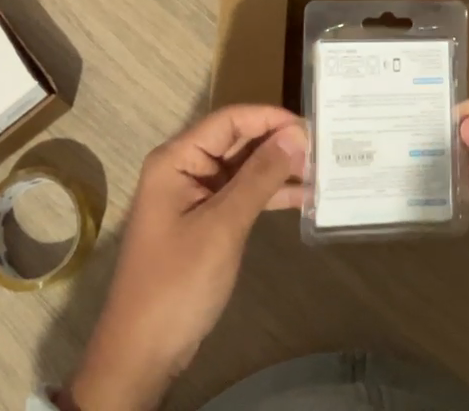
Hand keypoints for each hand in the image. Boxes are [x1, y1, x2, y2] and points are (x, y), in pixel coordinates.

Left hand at [67, 105, 305, 410]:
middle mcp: (183, 169)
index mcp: (176, 159)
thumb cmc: (178, 282)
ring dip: (278, 169)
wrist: (143, 350)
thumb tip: (295, 135)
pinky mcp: (204, 221)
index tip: (312, 128)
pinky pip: (240, 194)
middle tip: (325, 149)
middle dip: (278, 142)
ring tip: (322, 172)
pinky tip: (302, 198)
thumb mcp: (223, 225)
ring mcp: (194, 195)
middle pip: (237, 140)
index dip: (270, 118)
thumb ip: (260, 176)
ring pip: (243, 168)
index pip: (230, 120)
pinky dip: (268, 194)